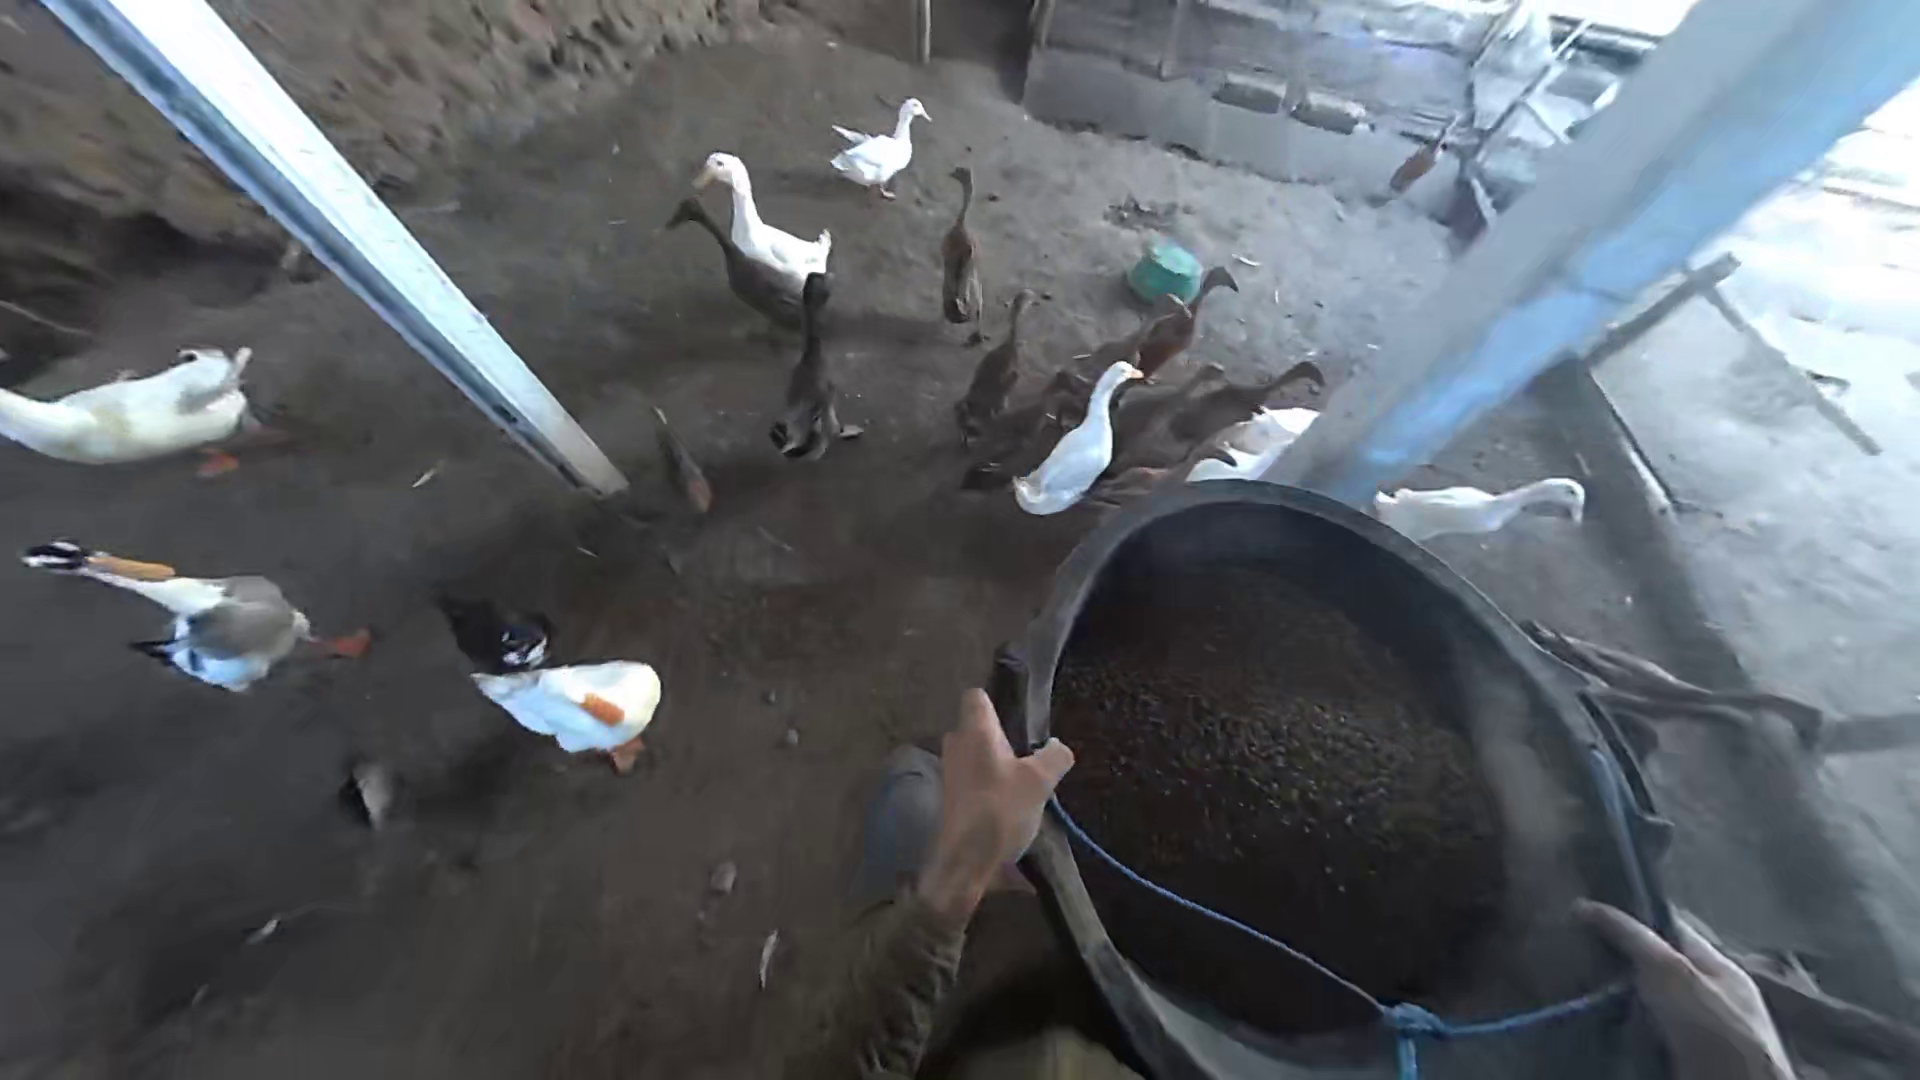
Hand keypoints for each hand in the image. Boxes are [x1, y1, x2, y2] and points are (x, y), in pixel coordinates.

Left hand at [916, 690, 1073, 927]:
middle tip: (1029, 753)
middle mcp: (957, 743)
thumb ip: (1054, 756)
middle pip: (979, 726)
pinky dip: (990, 783)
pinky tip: (1010, 803)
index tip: (1017, 716)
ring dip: (997, 763)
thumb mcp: (1039, 781)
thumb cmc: (1000, 809)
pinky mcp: (952, 794)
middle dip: (1002, 736)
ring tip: (1024, 782)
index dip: (996, 700)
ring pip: (978, 753)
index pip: (976, 696)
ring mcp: (951, 769)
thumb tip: (1058, 746)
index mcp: (974, 730)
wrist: (966, 861)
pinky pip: (974, 775)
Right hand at [1577, 900, 1793, 1079]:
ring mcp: (1689, 1020)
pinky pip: (1629, 1010)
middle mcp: (1708, 991)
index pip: (1667, 925)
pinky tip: (1581, 991)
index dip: (1627, 910)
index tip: (1584, 902)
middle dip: (1610, 945)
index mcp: (1720, 969)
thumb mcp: (1668, 969)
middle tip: (1569, 931)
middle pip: (1647, 955)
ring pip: (1634, 984)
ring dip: (1605, 976)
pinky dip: (1606, 1001)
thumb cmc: (1710, 1026)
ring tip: (1567, 959)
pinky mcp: (1669, 1042)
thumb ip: (1628, 932)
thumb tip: (1581, 904)